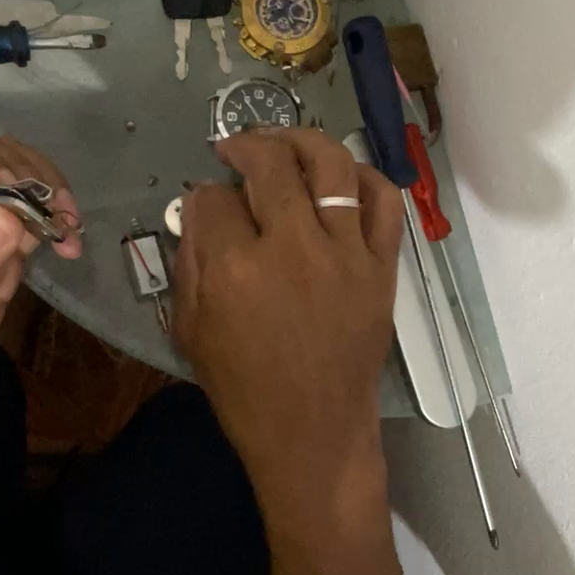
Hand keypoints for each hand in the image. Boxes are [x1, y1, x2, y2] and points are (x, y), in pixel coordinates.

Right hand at [175, 128, 404, 532]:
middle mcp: (293, 249)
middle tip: (236, 150)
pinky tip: (342, 179)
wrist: (313, 432)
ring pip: (331, 165)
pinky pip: (384, 202)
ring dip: (302, 141)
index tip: (208, 204)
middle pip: (271, 163)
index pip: (213, 198)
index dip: (204, 196)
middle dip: (245, 145)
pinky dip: (365, 178)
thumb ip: (191, 261)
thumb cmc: (244, 390)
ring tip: (285, 145)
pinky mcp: (382, 267)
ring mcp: (346, 254)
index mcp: (235, 270)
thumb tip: (202, 208)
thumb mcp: (190, 330)